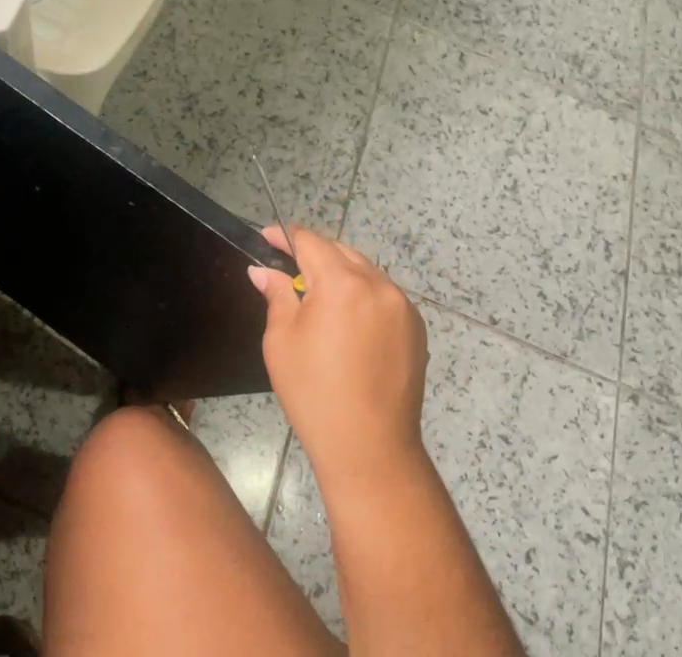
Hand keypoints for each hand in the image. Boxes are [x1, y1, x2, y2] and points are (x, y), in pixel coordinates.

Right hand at [248, 225, 428, 477]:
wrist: (370, 446)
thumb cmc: (314, 393)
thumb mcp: (282, 340)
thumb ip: (278, 296)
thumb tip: (265, 271)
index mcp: (342, 284)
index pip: (311, 242)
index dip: (285, 235)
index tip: (266, 237)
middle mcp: (379, 285)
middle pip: (341, 252)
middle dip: (313, 254)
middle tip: (287, 269)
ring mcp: (403, 307)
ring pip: (365, 272)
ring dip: (339, 274)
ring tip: (315, 296)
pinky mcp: (416, 329)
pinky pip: (383, 296)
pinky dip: (361, 295)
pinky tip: (345, 321)